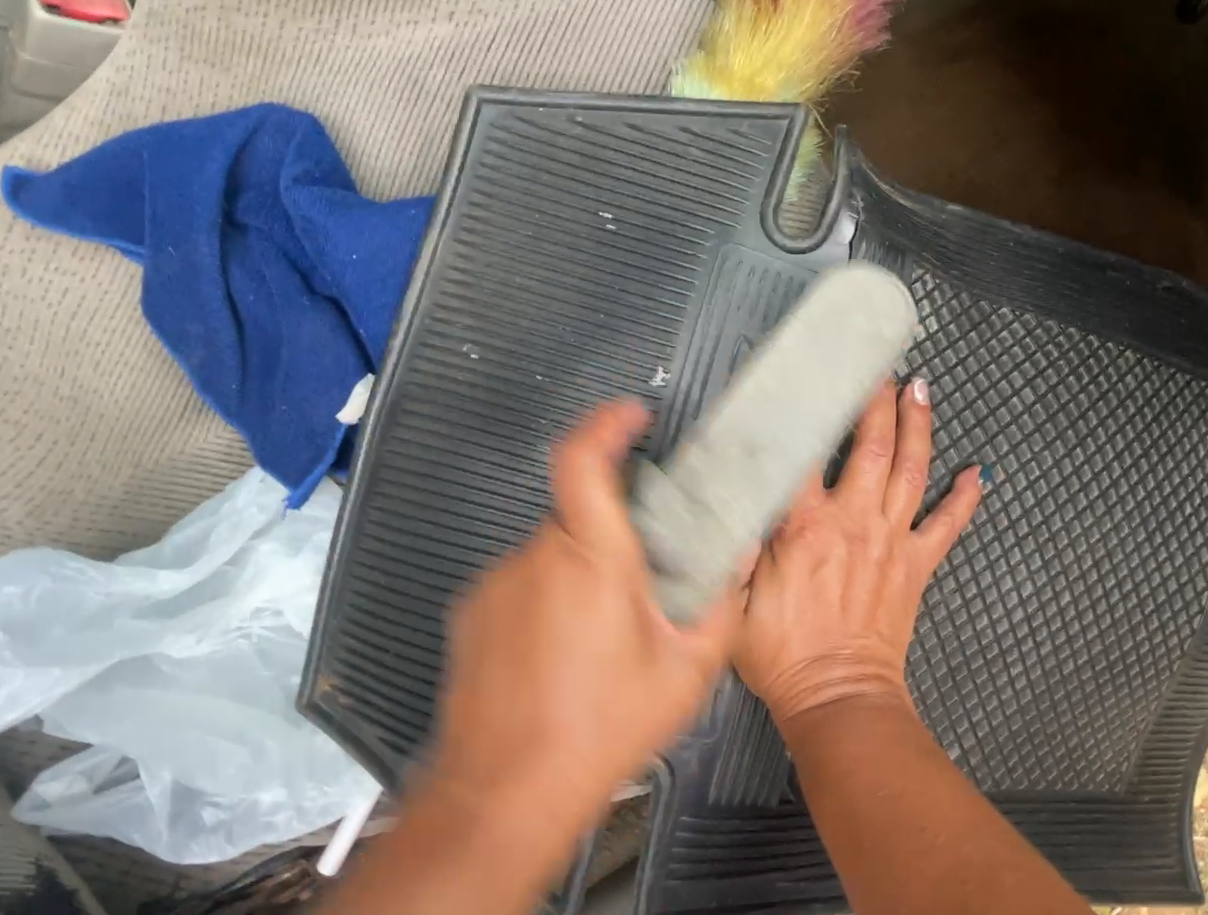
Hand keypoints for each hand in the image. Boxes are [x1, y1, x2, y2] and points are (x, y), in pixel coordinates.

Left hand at [423, 400, 740, 838]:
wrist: (504, 793)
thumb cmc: (591, 734)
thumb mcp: (684, 673)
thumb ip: (719, 606)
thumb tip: (733, 567)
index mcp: (594, 561)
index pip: (584, 460)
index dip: (607, 424)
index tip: (629, 415)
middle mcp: (538, 560)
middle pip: (582, 513)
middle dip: (615, 538)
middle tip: (638, 588)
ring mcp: (500, 583)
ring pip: (553, 551)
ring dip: (580, 576)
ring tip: (596, 639)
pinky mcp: (474, 609)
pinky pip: (522, 581)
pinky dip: (546, 599)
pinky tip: (561, 653)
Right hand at [736, 380, 982, 726]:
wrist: (838, 701)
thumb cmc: (783, 656)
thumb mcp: (734, 602)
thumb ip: (734, 548)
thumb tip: (730, 504)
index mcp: (805, 527)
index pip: (802, 453)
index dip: (798, 411)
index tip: (799, 378)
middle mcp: (853, 522)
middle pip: (869, 446)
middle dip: (875, 401)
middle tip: (879, 367)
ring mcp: (891, 541)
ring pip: (910, 470)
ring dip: (917, 426)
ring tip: (920, 389)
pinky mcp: (917, 566)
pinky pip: (948, 525)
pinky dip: (965, 498)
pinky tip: (978, 474)